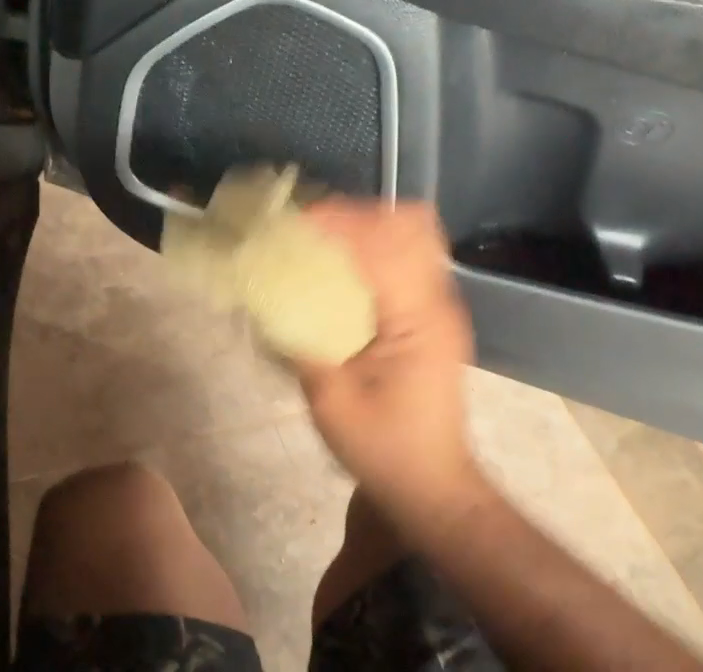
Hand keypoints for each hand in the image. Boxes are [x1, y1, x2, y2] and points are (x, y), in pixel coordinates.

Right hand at [294, 201, 481, 527]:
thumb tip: (263, 296)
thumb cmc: (383, 449)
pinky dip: (371, 249)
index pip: (385, 244)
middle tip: (309, 227)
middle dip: (357, 214)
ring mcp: (438, 307)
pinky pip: (406, 259)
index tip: (294, 223)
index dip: (339, 222)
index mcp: (416, 319)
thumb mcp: (330, 401)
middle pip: (410, 223)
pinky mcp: (430, 316)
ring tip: (318, 240)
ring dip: (365, 227)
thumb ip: (300, 342)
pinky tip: (336, 269)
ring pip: (412, 235)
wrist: (433, 487)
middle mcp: (436, 302)